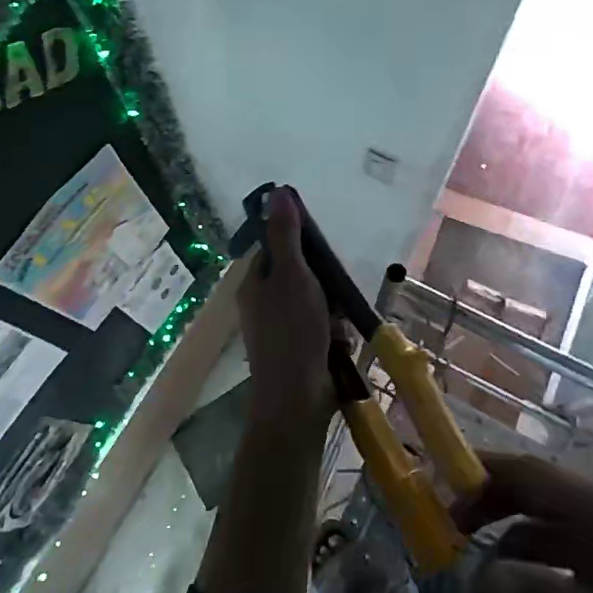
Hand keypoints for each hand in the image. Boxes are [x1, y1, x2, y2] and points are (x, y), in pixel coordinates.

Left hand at [235, 186, 335, 435]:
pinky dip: (334, 334)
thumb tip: (277, 193)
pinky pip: (322, 329)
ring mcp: (281, 330)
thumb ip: (286, 235)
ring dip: (333, 311)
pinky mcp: (299, 351)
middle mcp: (263, 304)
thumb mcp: (291, 275)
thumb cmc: (292, 331)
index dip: (302, 248)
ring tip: (337, 325)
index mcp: (253, 284)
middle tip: (333, 296)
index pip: (277, 249)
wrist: (296, 399)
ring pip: (317, 303)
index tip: (323, 258)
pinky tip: (339, 344)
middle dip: (324, 286)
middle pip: (301, 276)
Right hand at [454, 454, 592, 592]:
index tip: (434, 489)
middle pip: (539, 498)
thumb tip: (478, 579)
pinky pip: (575, 572)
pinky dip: (543, 589)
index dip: (480, 473)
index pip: (532, 473)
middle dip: (491, 514)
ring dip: (515, 560)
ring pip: (553, 539)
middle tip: (446, 542)